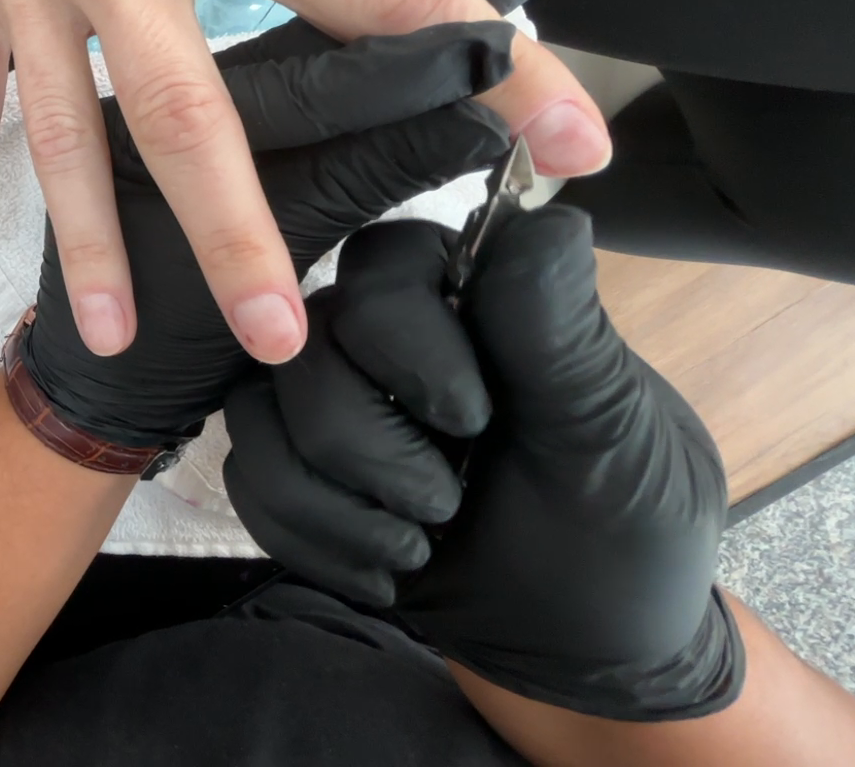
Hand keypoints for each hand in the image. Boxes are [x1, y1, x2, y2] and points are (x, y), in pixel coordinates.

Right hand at [226, 209, 743, 719]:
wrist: (553, 637)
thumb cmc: (607, 526)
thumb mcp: (609, 437)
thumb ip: (558, 336)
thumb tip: (545, 217)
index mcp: (449, 303)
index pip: (378, 262)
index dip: (404, 339)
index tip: (472, 419)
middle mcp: (360, 335)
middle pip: (299, 350)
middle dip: (371, 449)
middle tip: (445, 504)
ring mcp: (304, 394)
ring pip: (256, 413)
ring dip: (341, 504)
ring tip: (414, 544)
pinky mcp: (270, 453)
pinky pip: (244, 475)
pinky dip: (314, 538)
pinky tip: (375, 563)